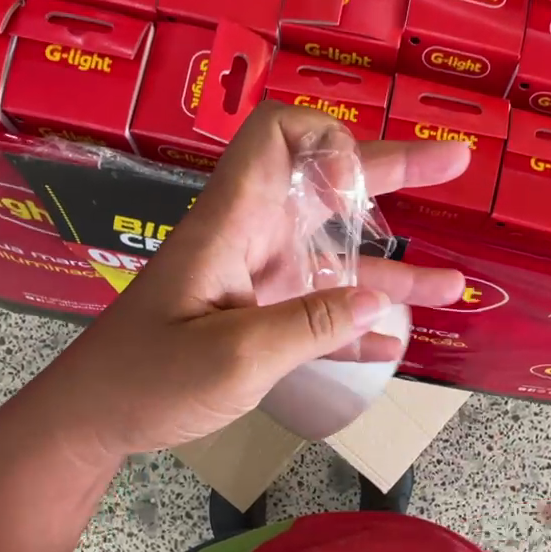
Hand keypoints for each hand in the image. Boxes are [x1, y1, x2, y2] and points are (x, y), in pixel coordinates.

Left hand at [44, 103, 470, 456]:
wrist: (96, 416)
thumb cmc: (148, 379)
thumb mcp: (233, 358)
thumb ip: (309, 328)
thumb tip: (380, 305)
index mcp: (232, 224)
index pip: (277, 135)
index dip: (326, 141)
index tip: (355, 187)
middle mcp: (252, 240)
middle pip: (326, 185)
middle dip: (392, 171)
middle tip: (454, 160)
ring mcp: (259, 282)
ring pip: (336, 258)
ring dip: (393, 268)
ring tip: (452, 284)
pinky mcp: (260, 321)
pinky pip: (321, 312)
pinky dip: (358, 325)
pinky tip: (396, 344)